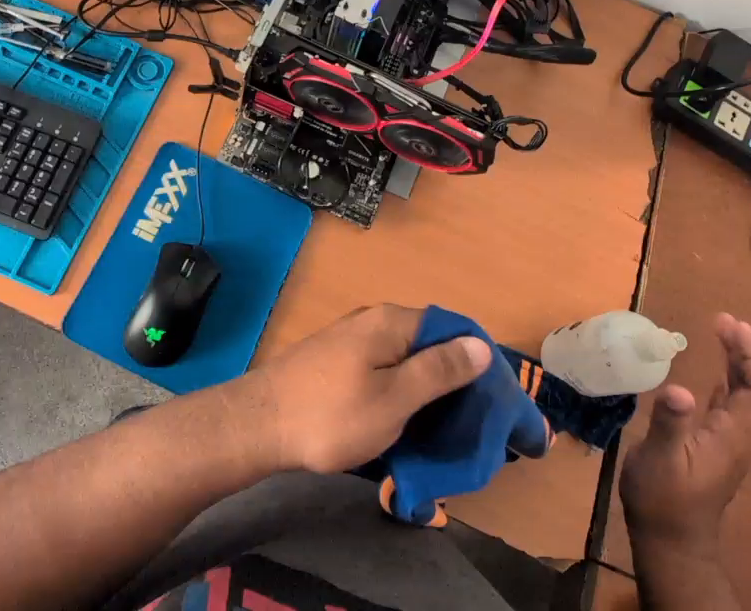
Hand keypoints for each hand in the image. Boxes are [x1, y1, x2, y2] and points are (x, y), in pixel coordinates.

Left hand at [236, 304, 492, 473]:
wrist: (256, 426)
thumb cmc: (331, 416)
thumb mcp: (394, 399)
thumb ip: (438, 371)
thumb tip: (480, 344)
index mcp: (392, 323)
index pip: (451, 328)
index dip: (477, 361)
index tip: (494, 400)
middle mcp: (372, 321)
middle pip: (428, 344)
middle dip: (452, 380)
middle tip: (471, 423)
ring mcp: (351, 341)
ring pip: (404, 361)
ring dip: (424, 391)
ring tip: (442, 429)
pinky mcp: (335, 362)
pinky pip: (381, 371)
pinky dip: (398, 394)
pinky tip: (402, 422)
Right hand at [619, 313, 750, 557]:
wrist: (670, 538)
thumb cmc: (663, 497)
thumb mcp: (659, 458)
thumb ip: (669, 422)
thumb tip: (678, 387)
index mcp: (731, 435)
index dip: (750, 355)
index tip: (730, 324)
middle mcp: (737, 435)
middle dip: (746, 352)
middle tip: (725, 320)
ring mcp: (727, 442)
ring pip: (745, 396)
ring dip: (739, 363)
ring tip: (723, 334)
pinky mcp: (713, 446)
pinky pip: (729, 404)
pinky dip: (726, 380)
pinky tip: (714, 372)